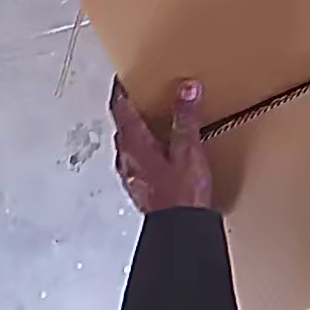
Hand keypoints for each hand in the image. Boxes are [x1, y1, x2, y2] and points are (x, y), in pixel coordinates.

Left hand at [109, 77, 220, 213]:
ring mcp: (131, 175)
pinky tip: (160, 154)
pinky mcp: (141, 188)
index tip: (121, 78)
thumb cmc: (181, 193)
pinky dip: (144, 149)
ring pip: (129, 145)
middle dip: (129, 110)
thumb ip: (186, 119)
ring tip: (153, 122)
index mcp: (135, 144)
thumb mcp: (188, 150)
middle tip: (140, 96)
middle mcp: (127, 159)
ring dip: (137, 131)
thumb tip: (186, 88)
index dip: (121, 92)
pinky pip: (137, 161)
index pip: (121, 110)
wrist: (178, 230)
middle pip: (123, 127)